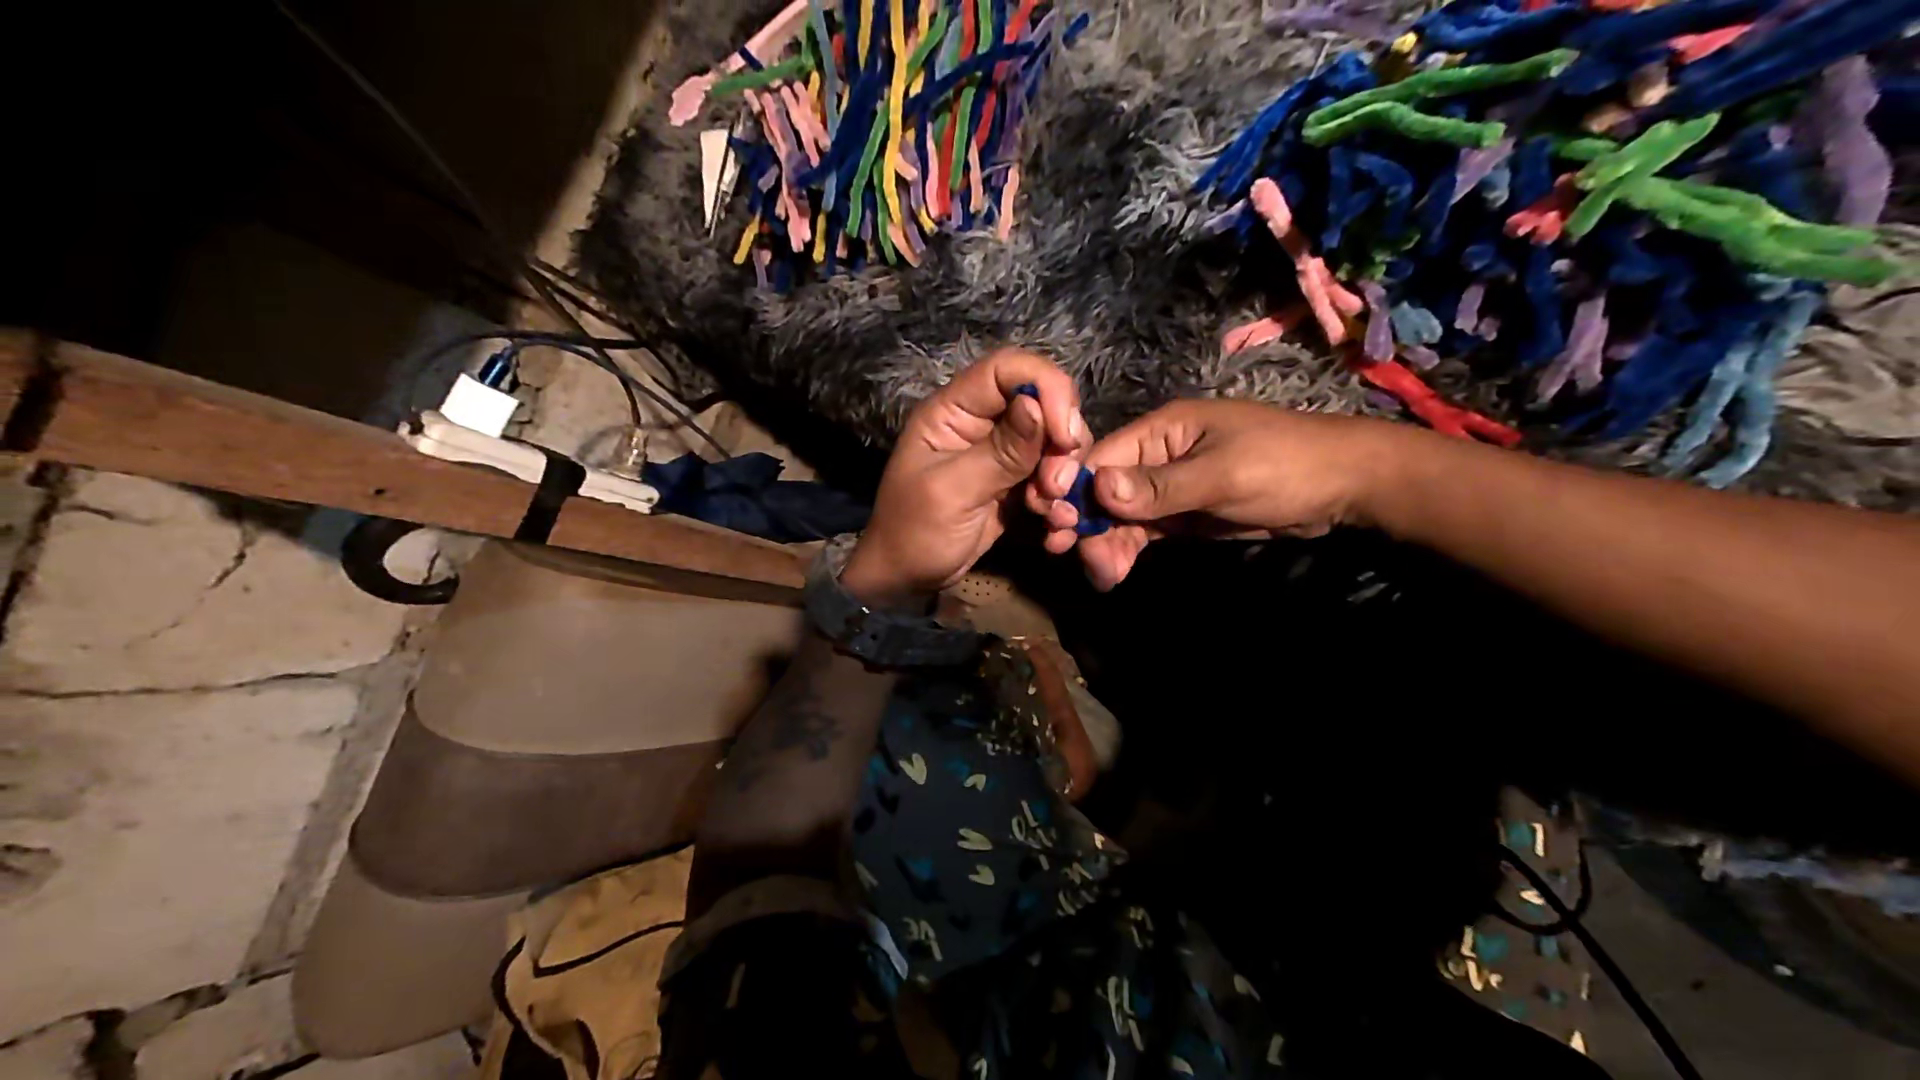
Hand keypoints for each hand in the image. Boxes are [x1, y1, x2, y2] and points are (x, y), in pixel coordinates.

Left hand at [841, 350, 1088, 603]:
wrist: (906, 580)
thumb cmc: (914, 533)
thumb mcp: (951, 493)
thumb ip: (998, 452)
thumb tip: (1038, 407)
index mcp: (952, 411)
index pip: (1007, 369)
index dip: (1046, 388)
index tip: (1065, 433)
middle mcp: (980, 423)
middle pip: (1042, 403)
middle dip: (1061, 443)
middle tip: (1057, 485)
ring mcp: (1000, 453)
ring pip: (1053, 442)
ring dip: (1063, 475)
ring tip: (1051, 512)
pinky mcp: (1015, 483)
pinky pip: (1051, 476)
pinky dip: (1060, 499)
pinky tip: (1054, 526)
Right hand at [1027, 399, 1411, 590]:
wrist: (1343, 487)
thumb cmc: (1285, 465)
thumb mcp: (1223, 475)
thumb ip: (1161, 485)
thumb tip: (1099, 488)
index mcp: (1162, 430)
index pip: (1101, 457)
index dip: (1073, 489)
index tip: (1055, 522)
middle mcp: (1156, 454)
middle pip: (1104, 489)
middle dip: (1087, 521)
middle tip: (1074, 555)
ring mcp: (1167, 486)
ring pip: (1119, 515)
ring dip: (1104, 542)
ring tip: (1102, 574)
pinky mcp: (1181, 513)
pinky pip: (1141, 531)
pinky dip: (1125, 550)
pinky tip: (1114, 572)